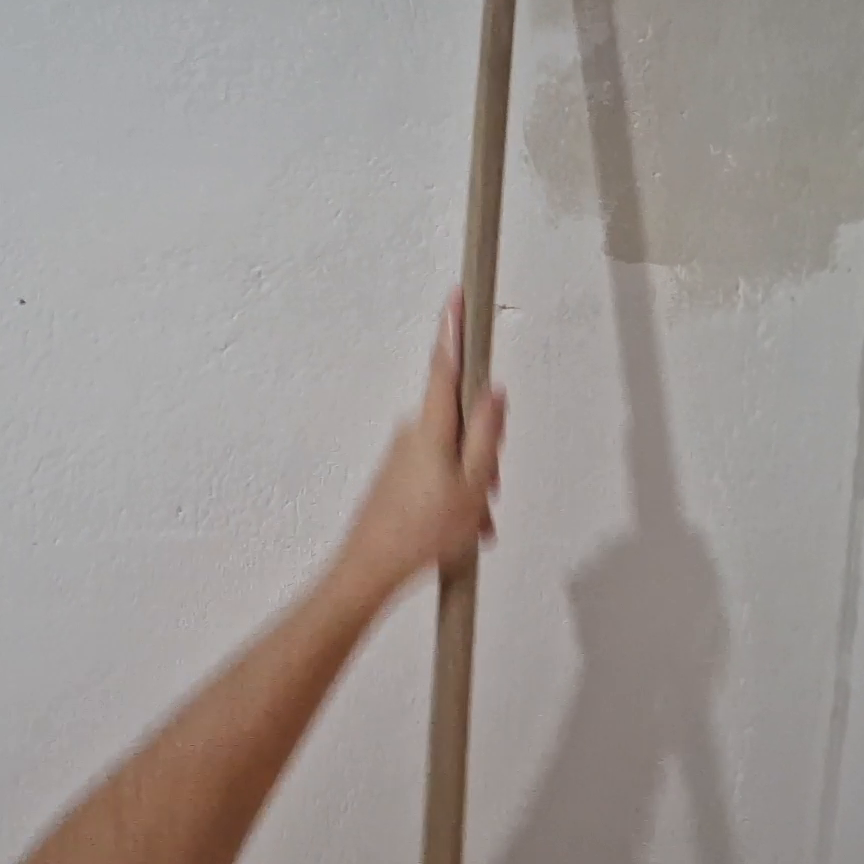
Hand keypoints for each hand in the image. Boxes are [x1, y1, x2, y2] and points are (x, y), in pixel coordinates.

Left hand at [338, 288, 506, 596]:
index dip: (454, 328)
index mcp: (432, 427)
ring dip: (471, 482)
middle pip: (462, 419)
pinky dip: (454, 493)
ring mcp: (402, 453)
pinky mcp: (397, 473)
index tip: (456, 295)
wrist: (370, 568)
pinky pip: (436, 470)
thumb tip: (493, 392)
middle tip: (488, 494)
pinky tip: (458, 527)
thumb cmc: (422, 531)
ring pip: (453, 452)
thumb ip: (487, 435)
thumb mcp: (472, 484)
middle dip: (484, 451)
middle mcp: (413, 431)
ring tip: (473, 523)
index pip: (446, 365)